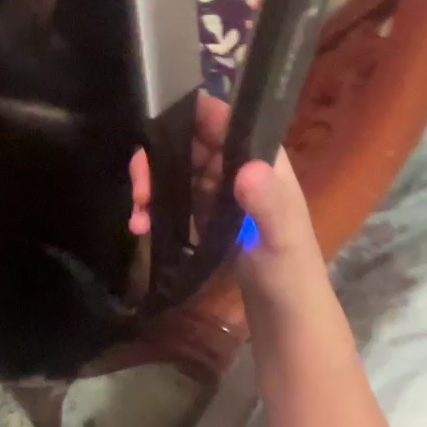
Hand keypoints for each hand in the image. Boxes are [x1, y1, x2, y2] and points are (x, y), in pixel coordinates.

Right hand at [124, 93, 319, 295]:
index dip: (190, 115)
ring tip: (136, 214)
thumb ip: (269, 204)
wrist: (282, 310)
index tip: (155, 128)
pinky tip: (139, 228)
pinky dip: (150, 209)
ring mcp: (217, 191)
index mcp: (261, 160)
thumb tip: (247, 169)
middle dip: (157, 158)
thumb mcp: (283, 238)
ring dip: (148, 185)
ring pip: (174, 170)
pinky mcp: (201, 215)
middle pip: (189, 142)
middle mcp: (237, 168)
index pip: (225, 120)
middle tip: (139, 187)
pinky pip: (169, 199)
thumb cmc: (289, 270)